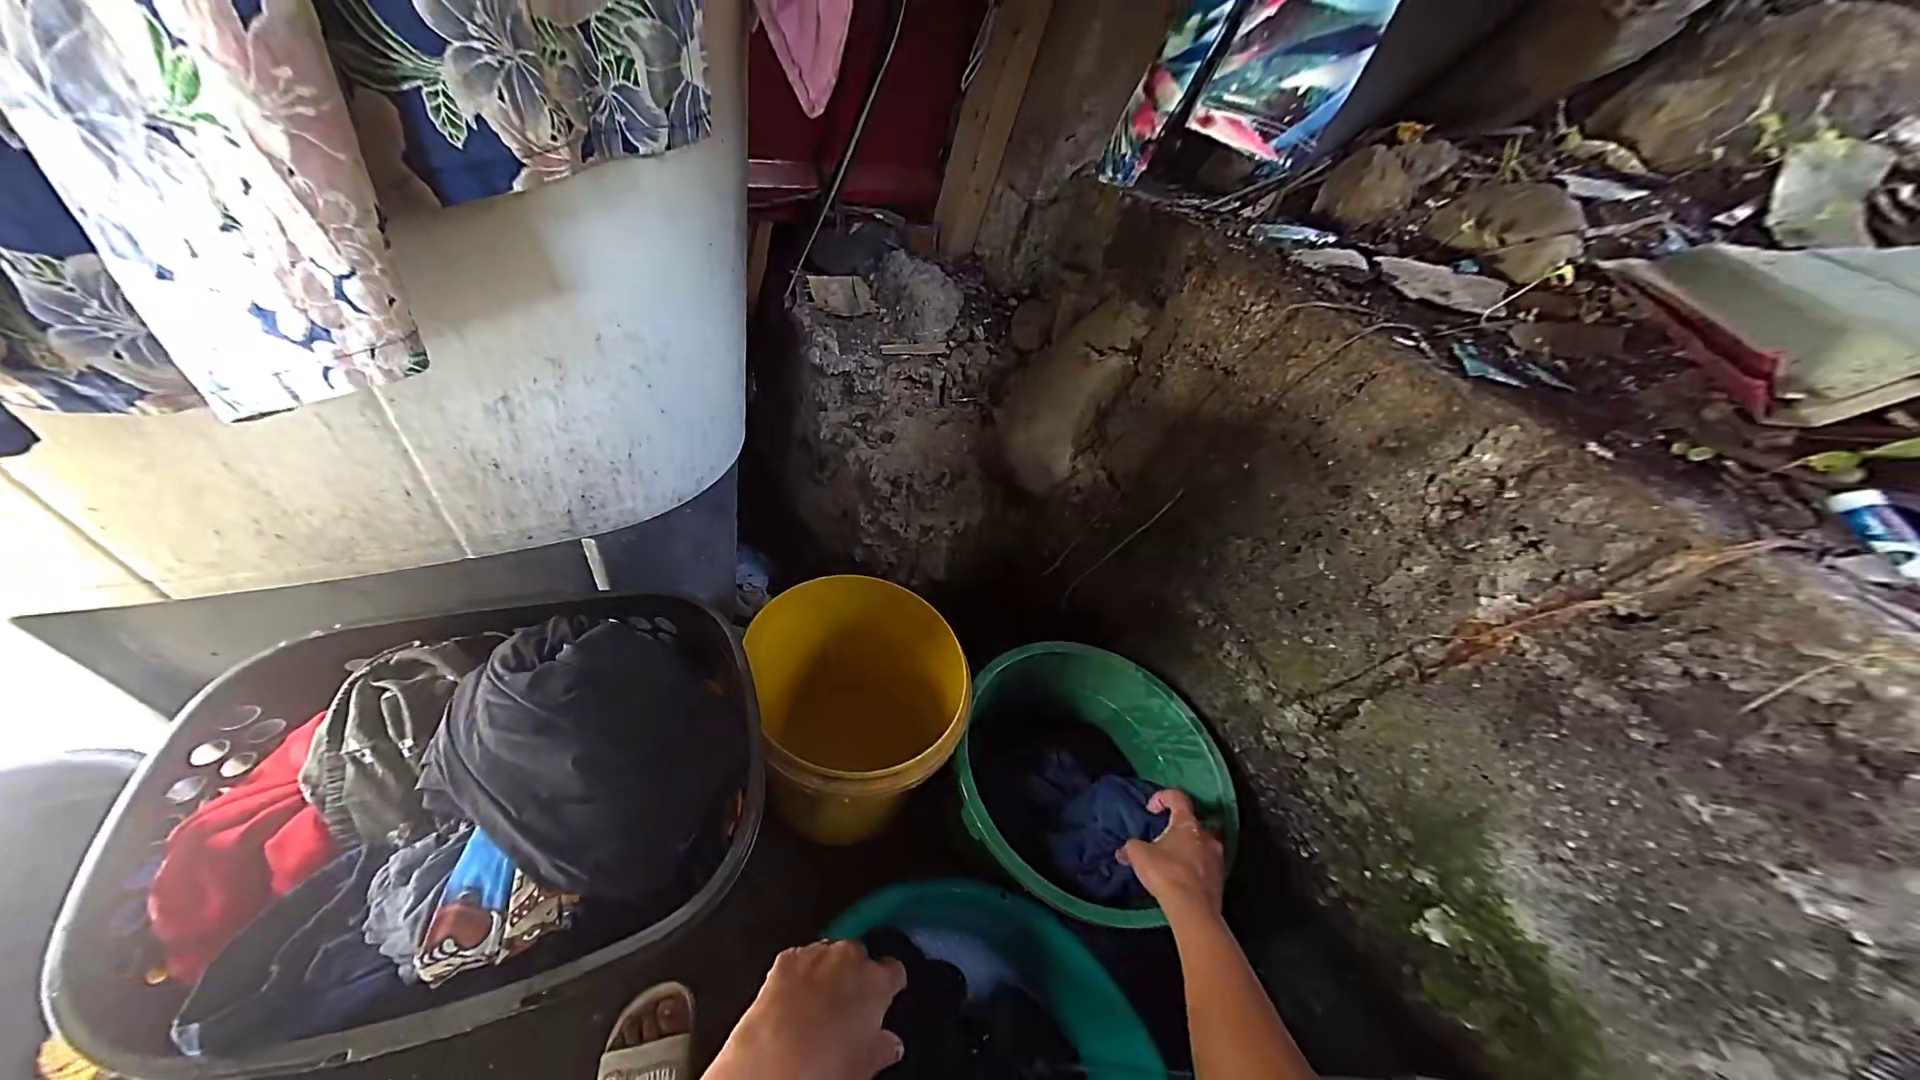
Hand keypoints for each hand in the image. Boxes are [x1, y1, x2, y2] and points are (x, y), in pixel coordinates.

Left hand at [706, 940, 907, 1079]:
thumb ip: (883, 1047)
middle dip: (853, 977)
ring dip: (826, 972)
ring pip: (828, 955)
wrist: (770, 1067)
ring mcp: (817, 954)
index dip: (889, 984)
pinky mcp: (786, 958)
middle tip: (843, 1009)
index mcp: (876, 982)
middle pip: (858, 957)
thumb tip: (890, 1044)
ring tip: (814, 1006)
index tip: (884, 996)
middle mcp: (849, 958)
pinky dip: (798, 974)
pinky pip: (799, 959)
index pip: (893, 970)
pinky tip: (791, 1000)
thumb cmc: (823, 1069)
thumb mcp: (864, 1067)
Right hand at [1117, 789, 1224, 921]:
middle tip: (1161, 838)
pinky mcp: (1220, 878)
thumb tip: (1123, 851)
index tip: (1150, 809)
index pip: (1178, 797)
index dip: (1163, 797)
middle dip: (1175, 827)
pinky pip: (1204, 863)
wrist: (1193, 909)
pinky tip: (1179, 876)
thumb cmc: (1166, 872)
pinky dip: (1192, 865)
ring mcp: (1216, 857)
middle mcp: (1206, 835)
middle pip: (1191, 822)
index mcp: (1187, 823)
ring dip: (1186, 848)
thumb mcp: (1138, 854)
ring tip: (1170, 860)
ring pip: (1200, 844)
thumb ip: (1131, 846)